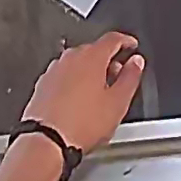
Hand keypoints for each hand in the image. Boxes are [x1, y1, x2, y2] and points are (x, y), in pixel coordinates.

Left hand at [23, 31, 145, 150]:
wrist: (45, 142)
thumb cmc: (80, 124)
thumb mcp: (117, 103)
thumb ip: (130, 77)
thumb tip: (136, 62)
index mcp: (92, 57)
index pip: (113, 38)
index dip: (126, 41)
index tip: (131, 45)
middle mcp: (72, 57)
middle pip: (95, 50)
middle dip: (108, 60)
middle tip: (117, 77)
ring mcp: (55, 69)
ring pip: (78, 63)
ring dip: (90, 72)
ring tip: (97, 95)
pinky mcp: (44, 83)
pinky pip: (64, 76)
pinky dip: (73, 82)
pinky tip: (77, 102)